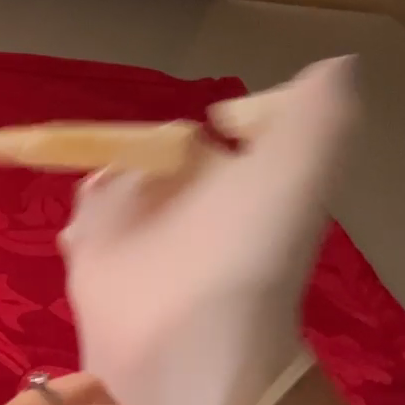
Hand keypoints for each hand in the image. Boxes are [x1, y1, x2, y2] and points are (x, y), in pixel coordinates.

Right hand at [60, 56, 357, 404]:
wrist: (186, 335)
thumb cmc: (239, 249)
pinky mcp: (90, 258)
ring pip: (110, 186)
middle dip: (136, 150)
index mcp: (232, 182)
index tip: (217, 122)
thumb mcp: (295, 173)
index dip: (217, 123)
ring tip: (99, 188)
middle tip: (129, 157)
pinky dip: (75, 214)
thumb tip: (330, 69)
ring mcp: (134, 233)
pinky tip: (80, 222)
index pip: (215, 137)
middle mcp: (183, 205)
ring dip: (100, 178)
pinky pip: (77, 222)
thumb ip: (313, 117)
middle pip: (150, 158)